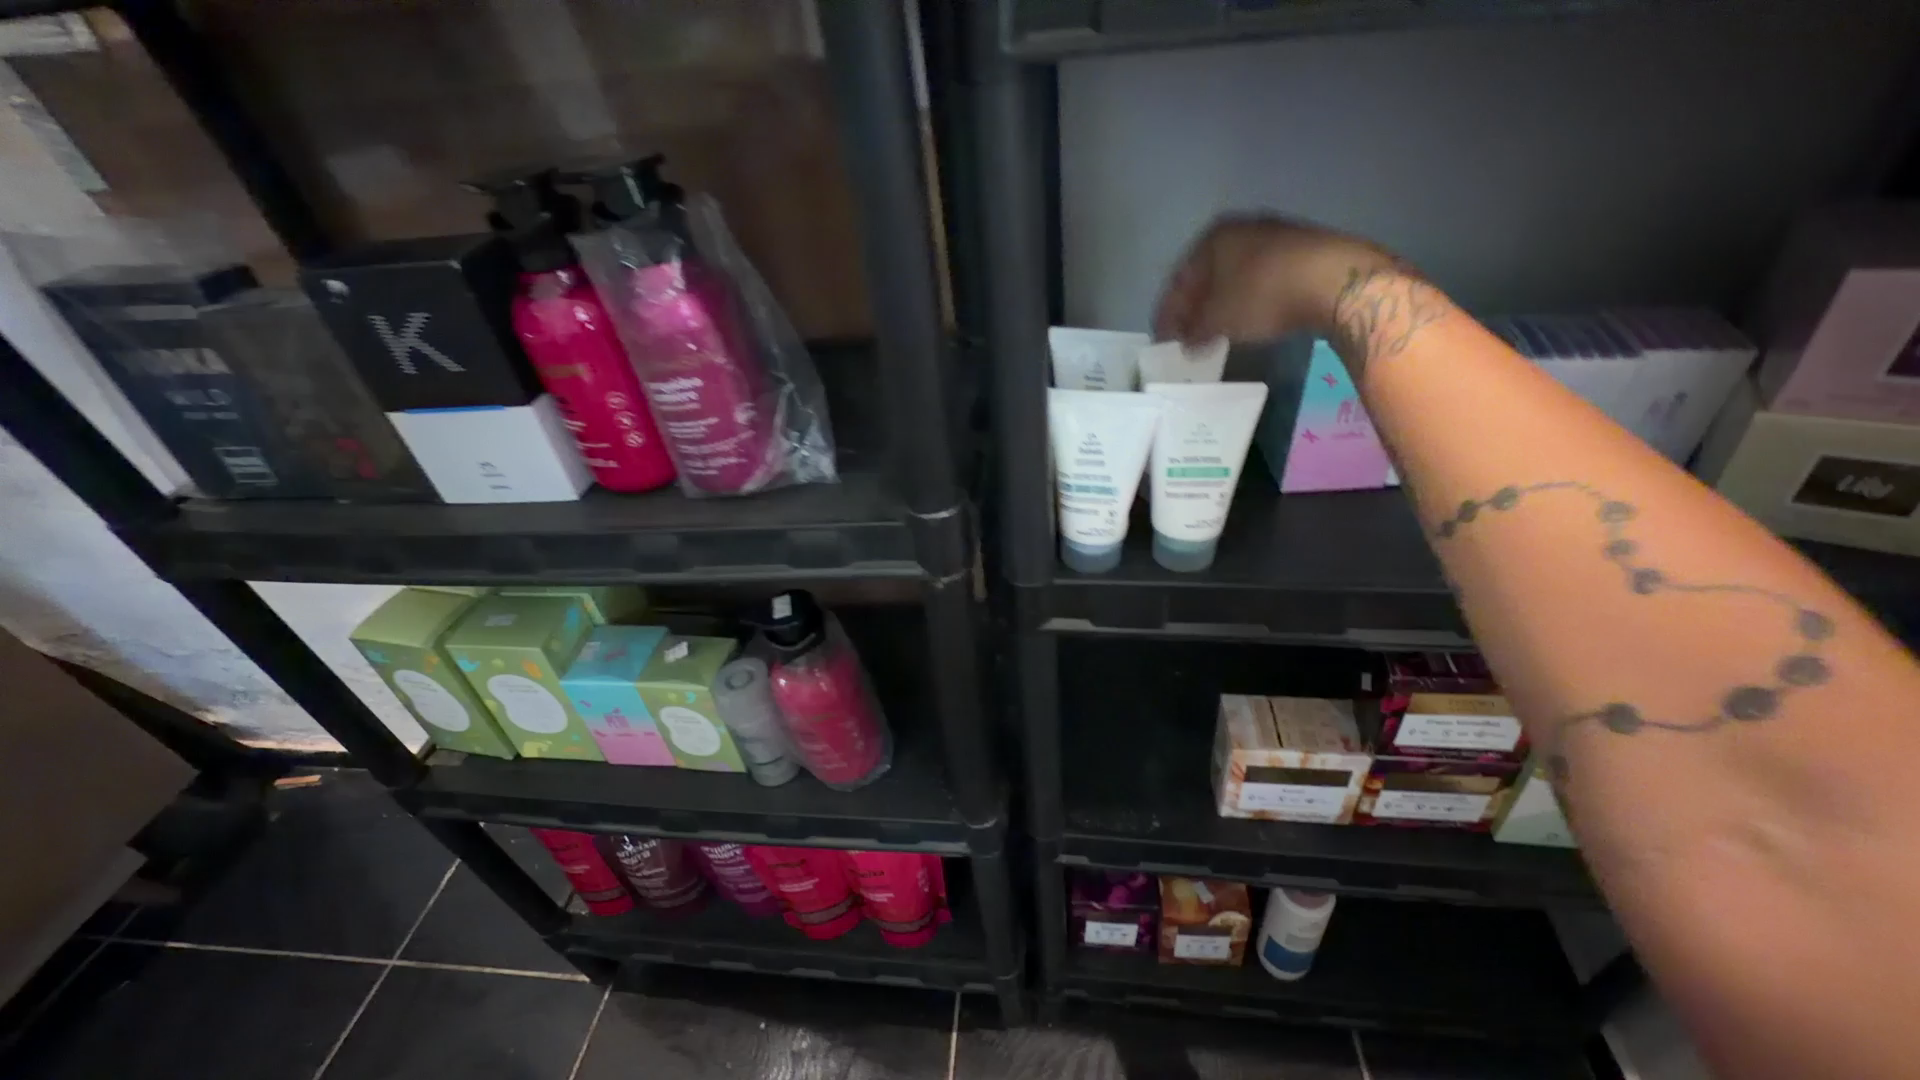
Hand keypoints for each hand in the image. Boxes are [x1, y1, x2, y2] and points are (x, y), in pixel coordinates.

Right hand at [1152, 215, 1399, 347]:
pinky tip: (1251, 317)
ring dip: (1223, 303)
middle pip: (1208, 274)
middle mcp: (1241, 228)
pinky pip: (1262, 277)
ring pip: (1236, 275)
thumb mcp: (1218, 319)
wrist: (1334, 281)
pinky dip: (1250, 298)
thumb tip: (1185, 342)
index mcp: (1212, 237)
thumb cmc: (1262, 295)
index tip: (1163, 339)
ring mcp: (1275, 235)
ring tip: (1218, 331)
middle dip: (1196, 306)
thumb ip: (1194, 330)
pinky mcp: (1303, 250)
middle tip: (1188, 336)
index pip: (1180, 279)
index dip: (1168, 313)